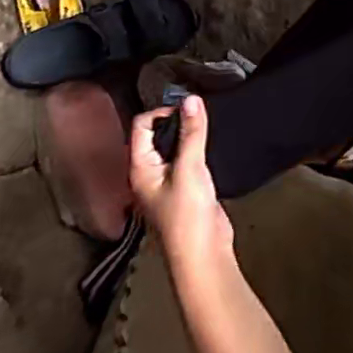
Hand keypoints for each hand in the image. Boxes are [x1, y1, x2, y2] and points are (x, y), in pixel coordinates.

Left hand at [129, 96, 232, 269]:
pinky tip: (212, 147)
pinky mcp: (186, 189)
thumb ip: (192, 132)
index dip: (162, 112)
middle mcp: (149, 173)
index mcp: (140, 168)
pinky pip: (188, 161)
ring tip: (207, 126)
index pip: (142, 127)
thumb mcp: (190, 168)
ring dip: (188, 135)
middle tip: (200, 113)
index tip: (188, 109)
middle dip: (177, 121)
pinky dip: (198, 150)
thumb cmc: (187, 214)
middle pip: (157, 136)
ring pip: (174, 148)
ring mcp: (167, 183)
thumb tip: (192, 99)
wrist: (202, 253)